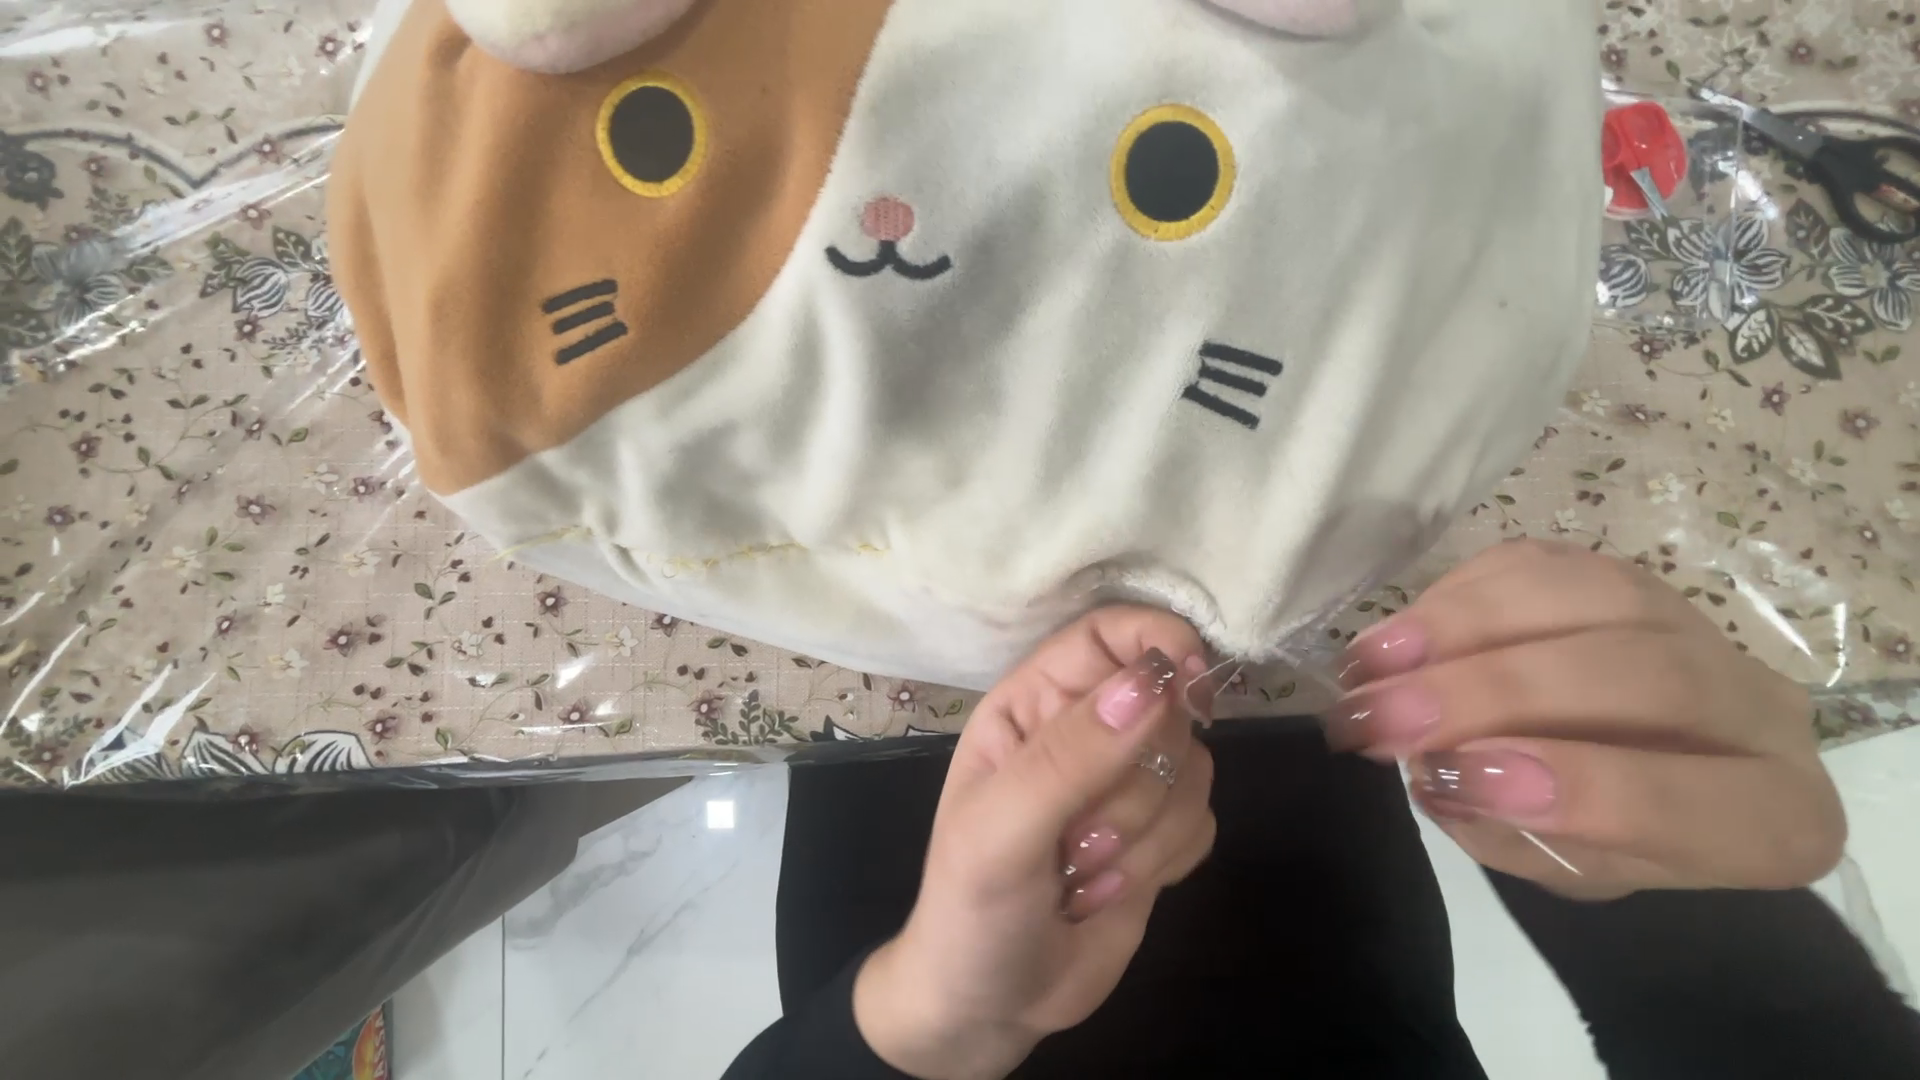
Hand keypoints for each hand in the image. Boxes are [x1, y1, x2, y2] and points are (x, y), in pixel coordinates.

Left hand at [854, 607, 1217, 1079]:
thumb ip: (1068, 755)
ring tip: (1082, 869)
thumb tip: (1151, 683)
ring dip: (1145, 831)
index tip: (1190, 684)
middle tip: (1079, 834)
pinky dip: (1166, 859)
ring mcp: (1127, 780)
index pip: (1107, 633)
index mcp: (1032, 702)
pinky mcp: (1160, 832)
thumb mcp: (1000, 829)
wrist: (992, 1002)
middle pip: (1165, 703)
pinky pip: (1205, 819)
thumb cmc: (971, 904)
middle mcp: (1085, 728)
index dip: (1156, 642)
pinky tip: (1111, 887)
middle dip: (1136, 780)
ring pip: (1192, 766)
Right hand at [1328, 540, 1844, 899]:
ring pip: (1589, 596)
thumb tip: (1434, 763)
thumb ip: (1502, 828)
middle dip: (1488, 693)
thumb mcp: (1550, 864)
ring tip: (1369, 663)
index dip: (1579, 787)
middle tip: (1379, 717)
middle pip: (1640, 676)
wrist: (1593, 759)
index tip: (1452, 775)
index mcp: (1768, 816)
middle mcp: (1751, 706)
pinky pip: (1535, 563)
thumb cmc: (1578, 831)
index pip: (1708, 805)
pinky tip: (1394, 637)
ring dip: (1458, 626)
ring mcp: (1684, 622)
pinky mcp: (1606, 574)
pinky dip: (1451, 596)